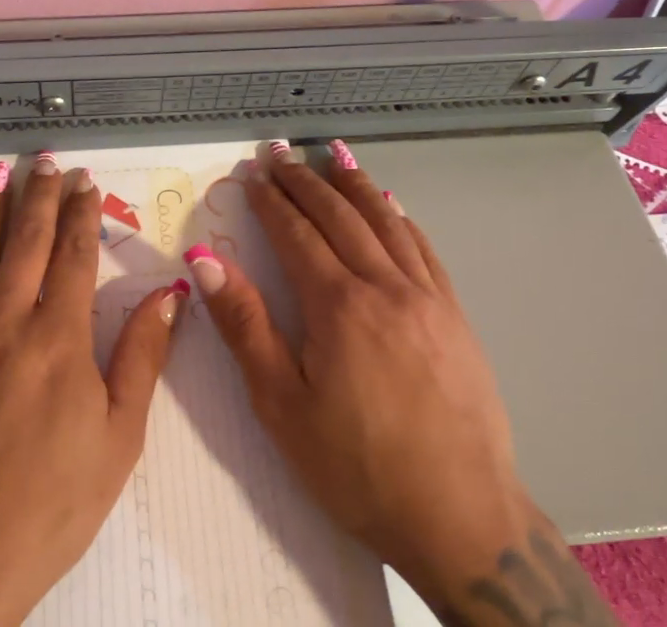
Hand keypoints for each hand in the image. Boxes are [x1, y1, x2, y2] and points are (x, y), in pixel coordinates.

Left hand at [0, 156, 186, 626]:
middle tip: (46, 161)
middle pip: (26, 241)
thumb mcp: (118, 439)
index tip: (84, 181)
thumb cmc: (48, 506)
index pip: (75, 256)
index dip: (82, 213)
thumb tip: (168, 294)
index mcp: (58, 338)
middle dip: (40, 196)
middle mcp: (2, 319)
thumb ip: (143, 359)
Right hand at [191, 139, 616, 626]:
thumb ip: (245, 326)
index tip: (252, 173)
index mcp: (339, 305)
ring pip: (387, 222)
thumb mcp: (282, 405)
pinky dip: (401, 218)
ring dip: (355, 185)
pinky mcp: (455, 316)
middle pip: (341, 216)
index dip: (271, 200)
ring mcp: (428, 298)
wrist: (460, 515)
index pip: (297, 233)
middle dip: (306, 180)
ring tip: (333, 156)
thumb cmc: (356, 467)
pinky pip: (424, 249)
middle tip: (280, 152)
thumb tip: (206, 260)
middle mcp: (386, 286)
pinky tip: (392, 206)